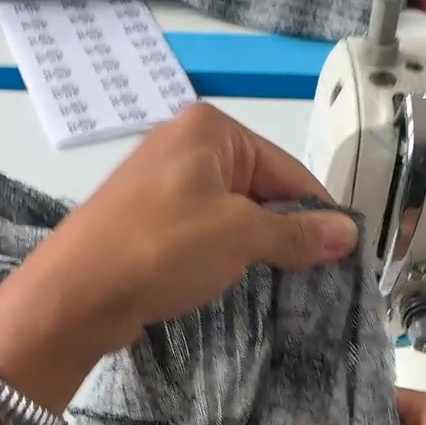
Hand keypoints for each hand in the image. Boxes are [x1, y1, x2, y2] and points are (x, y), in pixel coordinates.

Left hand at [0, 104, 358, 424]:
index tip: (344, 254)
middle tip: (317, 277)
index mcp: (210, 130)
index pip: (287, 169)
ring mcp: (163, 185)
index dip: (319, 213)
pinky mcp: (148, 222)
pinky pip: (203, 234)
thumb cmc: (162, 249)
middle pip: (260, 190)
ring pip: (232, 216)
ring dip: (257, 249)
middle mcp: (185, 146)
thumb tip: (348, 233)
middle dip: (287, 232)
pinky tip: (238, 284)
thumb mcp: (239, 237)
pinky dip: (225, 257)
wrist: (77, 294)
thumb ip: (295, 234)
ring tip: (284, 286)